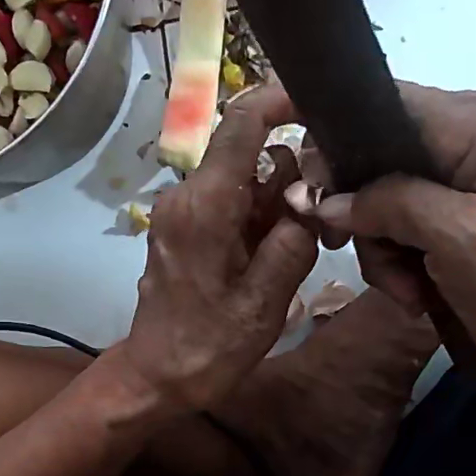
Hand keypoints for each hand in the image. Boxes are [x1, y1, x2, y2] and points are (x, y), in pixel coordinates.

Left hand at [116, 87, 316, 410]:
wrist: (156, 376)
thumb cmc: (209, 346)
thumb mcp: (264, 301)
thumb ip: (293, 238)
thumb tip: (311, 193)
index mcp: (205, 206)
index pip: (240, 123)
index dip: (279, 100)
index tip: (318, 103)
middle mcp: (186, 196)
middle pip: (247, 152)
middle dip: (291, 175)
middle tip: (320, 224)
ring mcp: (181, 210)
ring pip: (241, 178)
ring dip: (276, 202)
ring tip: (297, 249)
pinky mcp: (182, 226)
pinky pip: (228, 201)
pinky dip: (257, 216)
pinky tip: (271, 254)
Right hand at [311, 85, 475, 387]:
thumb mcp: (461, 245)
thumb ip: (391, 204)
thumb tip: (325, 199)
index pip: (389, 102)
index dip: (336, 137)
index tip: (307, 187)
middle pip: (383, 148)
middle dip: (364, 207)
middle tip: (347, 248)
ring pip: (389, 185)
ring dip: (382, 241)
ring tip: (404, 287)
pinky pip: (410, 208)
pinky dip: (400, 248)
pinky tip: (416, 285)